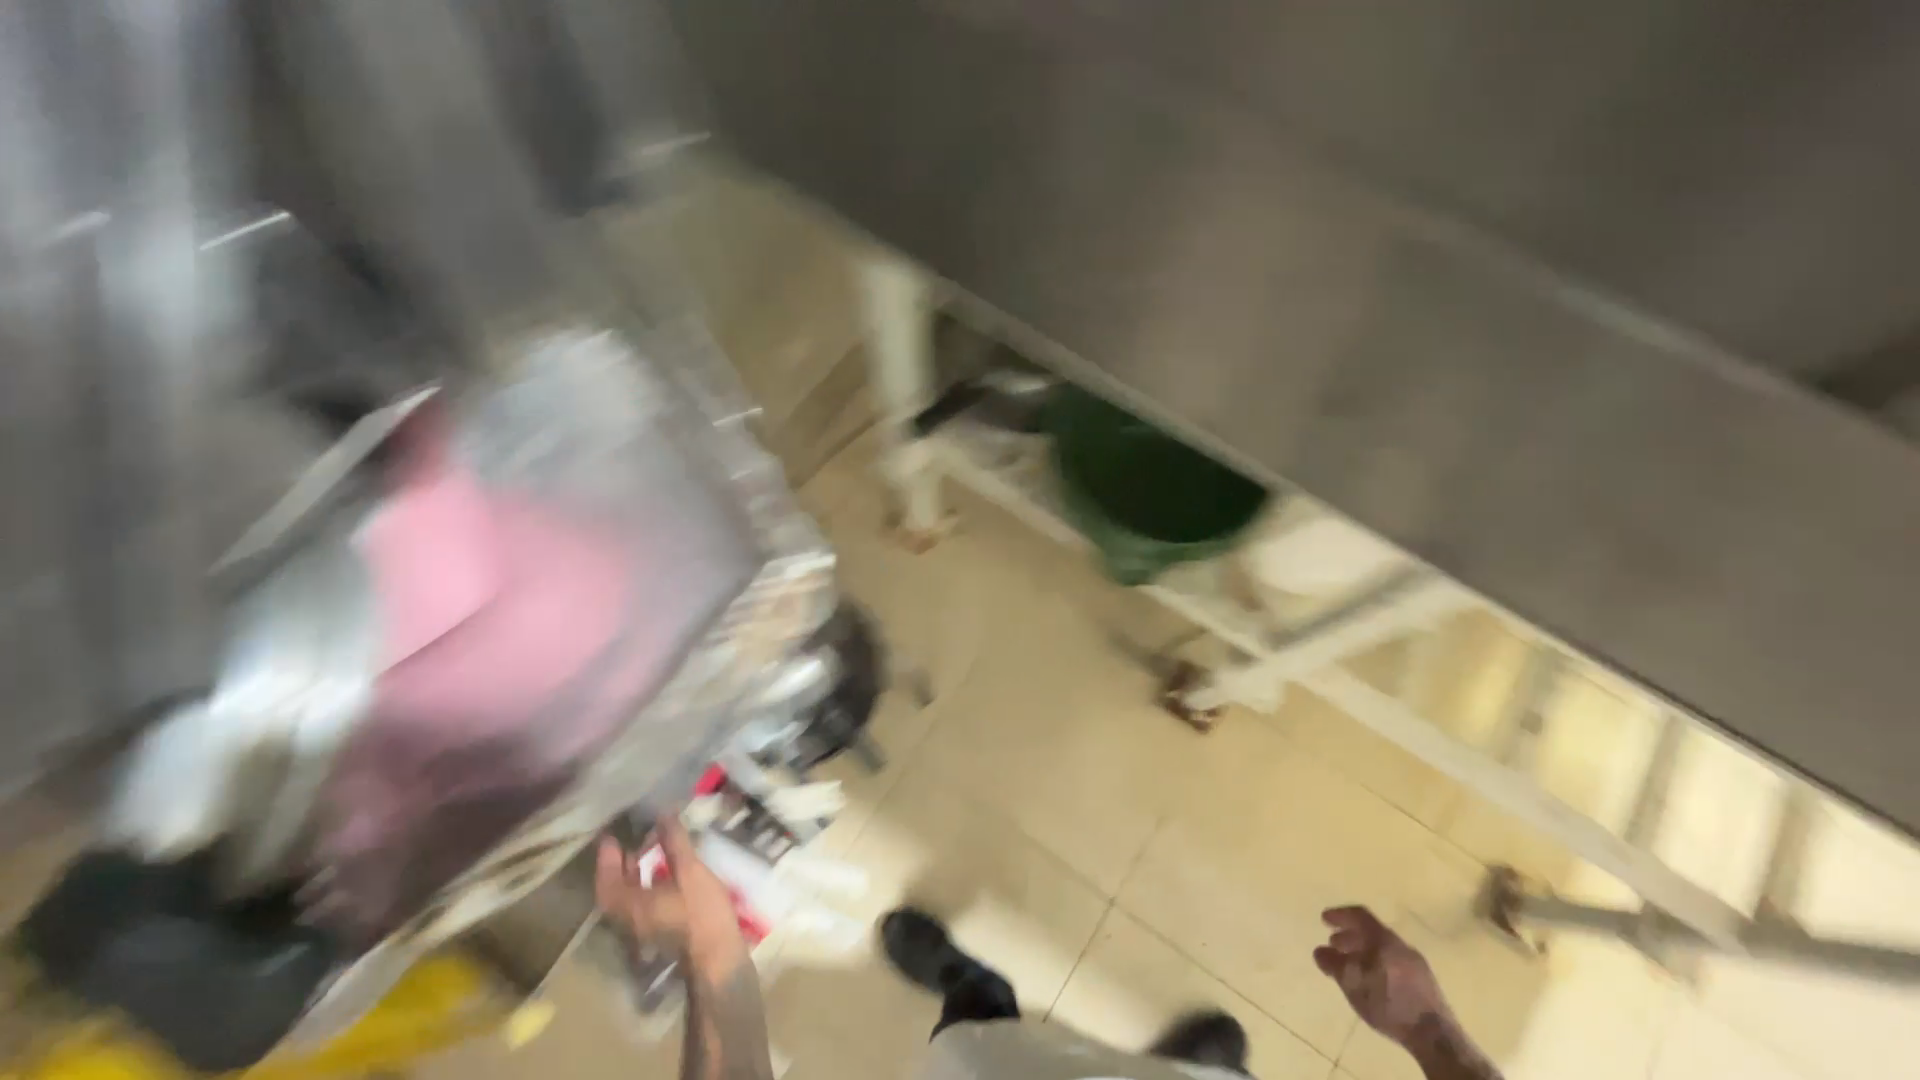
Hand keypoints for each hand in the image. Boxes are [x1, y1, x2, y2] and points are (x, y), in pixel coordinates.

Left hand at [596, 815, 748, 977]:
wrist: (718, 957)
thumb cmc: (701, 912)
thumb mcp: (689, 871)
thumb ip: (674, 843)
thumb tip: (663, 814)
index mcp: (631, 905)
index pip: (606, 881)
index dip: (606, 859)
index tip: (610, 838)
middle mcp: (630, 920)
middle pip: (614, 893)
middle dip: (617, 867)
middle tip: (625, 844)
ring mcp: (644, 929)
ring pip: (627, 901)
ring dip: (631, 878)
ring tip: (644, 855)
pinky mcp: (658, 933)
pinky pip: (640, 906)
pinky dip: (643, 888)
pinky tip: (663, 876)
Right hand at [1313, 906, 1450, 1045]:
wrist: (1433, 1034)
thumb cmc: (1387, 1003)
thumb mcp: (1352, 983)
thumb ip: (1333, 964)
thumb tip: (1320, 951)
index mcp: (1384, 940)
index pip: (1360, 915)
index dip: (1340, 915)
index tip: (1324, 919)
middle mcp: (1401, 945)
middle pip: (1372, 932)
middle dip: (1350, 936)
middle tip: (1334, 945)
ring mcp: (1416, 963)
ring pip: (1384, 949)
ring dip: (1364, 952)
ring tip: (1351, 966)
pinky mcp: (1425, 981)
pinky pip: (1394, 962)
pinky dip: (1378, 964)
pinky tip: (1373, 982)